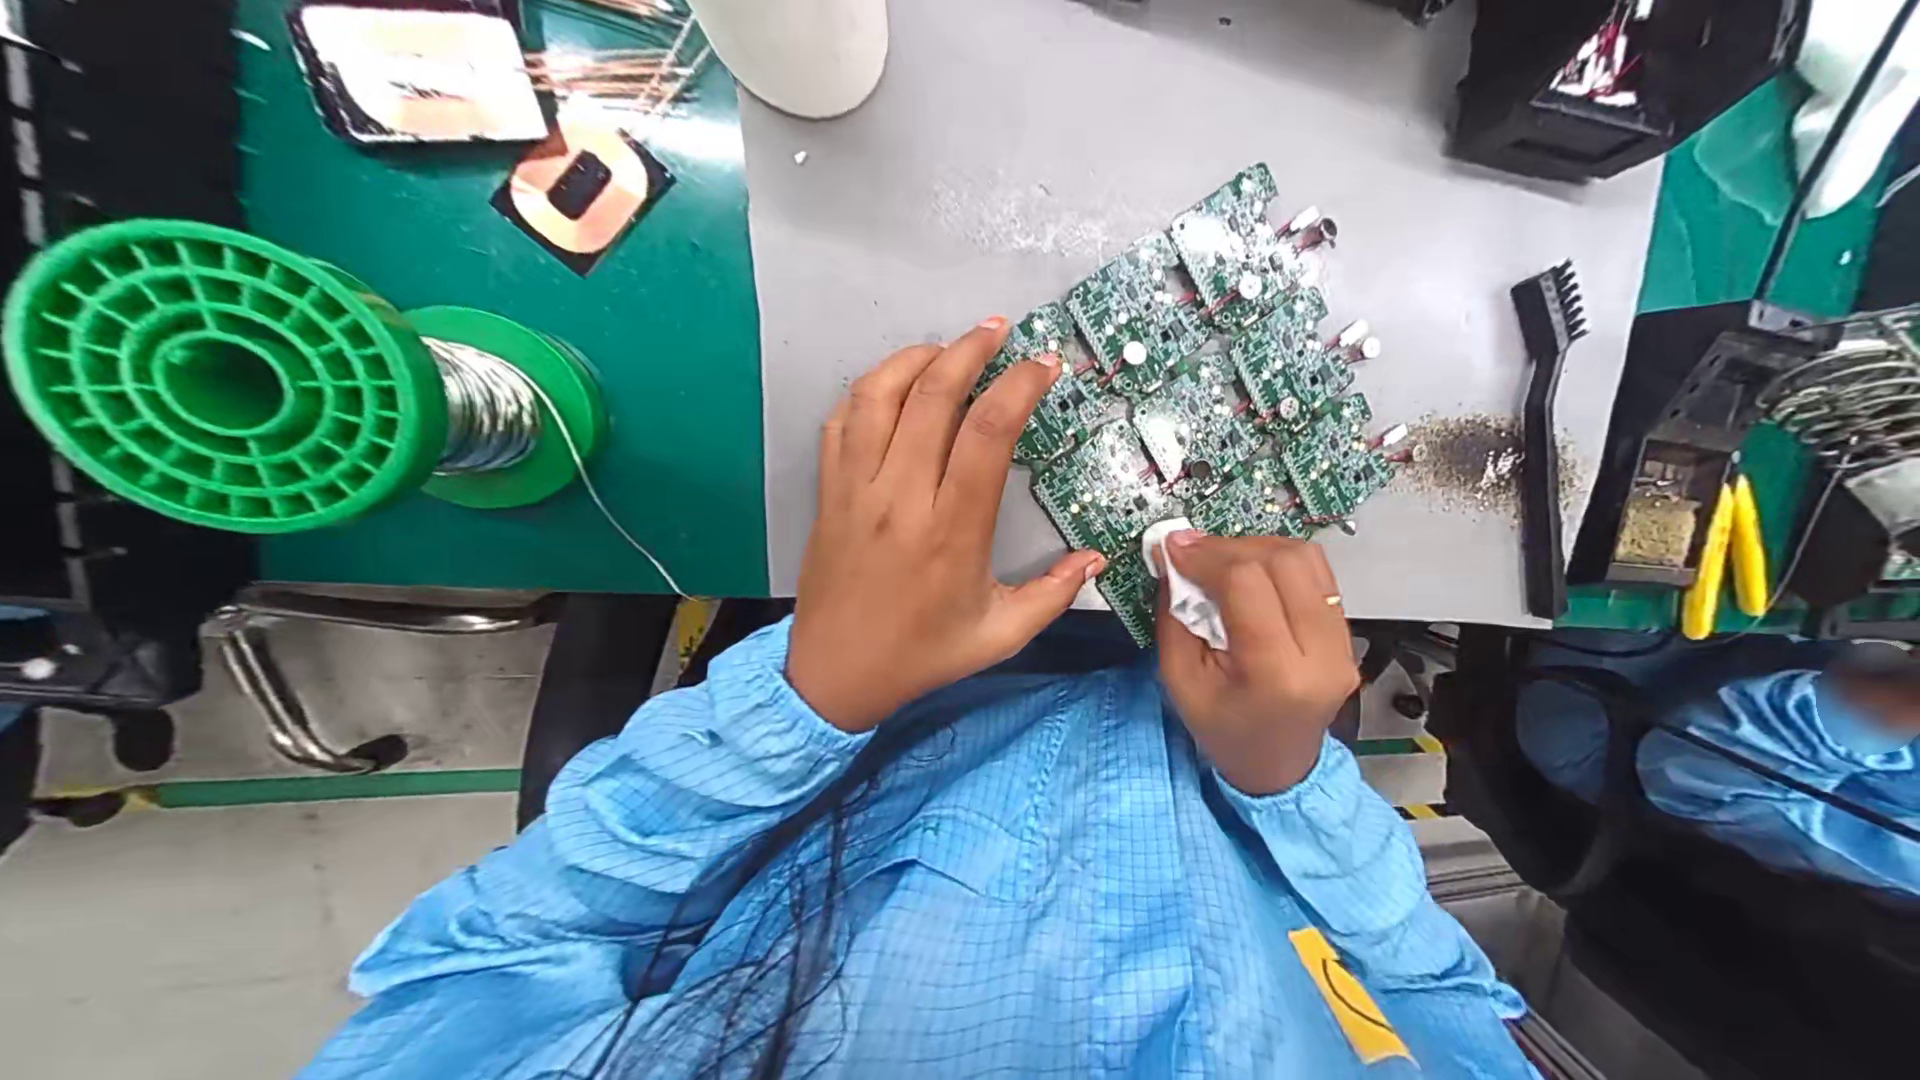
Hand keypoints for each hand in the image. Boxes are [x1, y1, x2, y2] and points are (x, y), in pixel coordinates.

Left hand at [788, 318, 1107, 732]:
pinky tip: (893, 386)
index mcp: (951, 531)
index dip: (1019, 388)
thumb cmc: (920, 656)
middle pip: (933, 397)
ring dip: (915, 358)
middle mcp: (901, 498)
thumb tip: (1096, 558)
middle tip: (998, 331)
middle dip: (970, 350)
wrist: (833, 674)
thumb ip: (1052, 595)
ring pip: (878, 397)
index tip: (1043, 366)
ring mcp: (856, 490)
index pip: (987, 435)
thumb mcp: (999, 636)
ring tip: (947, 348)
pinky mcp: (828, 493)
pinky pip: (840, 422)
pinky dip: (867, 390)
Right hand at [1156, 533, 1358, 794]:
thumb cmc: (1221, 728)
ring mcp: (1343, 643)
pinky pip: (1316, 574)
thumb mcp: (1178, 677)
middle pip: (1284, 562)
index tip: (1172, 549)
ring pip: (1306, 559)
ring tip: (1219, 560)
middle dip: (1229, 546)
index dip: (1206, 556)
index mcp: (1276, 674)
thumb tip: (1172, 558)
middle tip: (1192, 552)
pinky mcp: (1345, 633)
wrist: (1276, 764)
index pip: (1248, 584)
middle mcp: (1322, 653)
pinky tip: (1248, 572)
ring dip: (1255, 547)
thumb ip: (1174, 614)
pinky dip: (1276, 561)